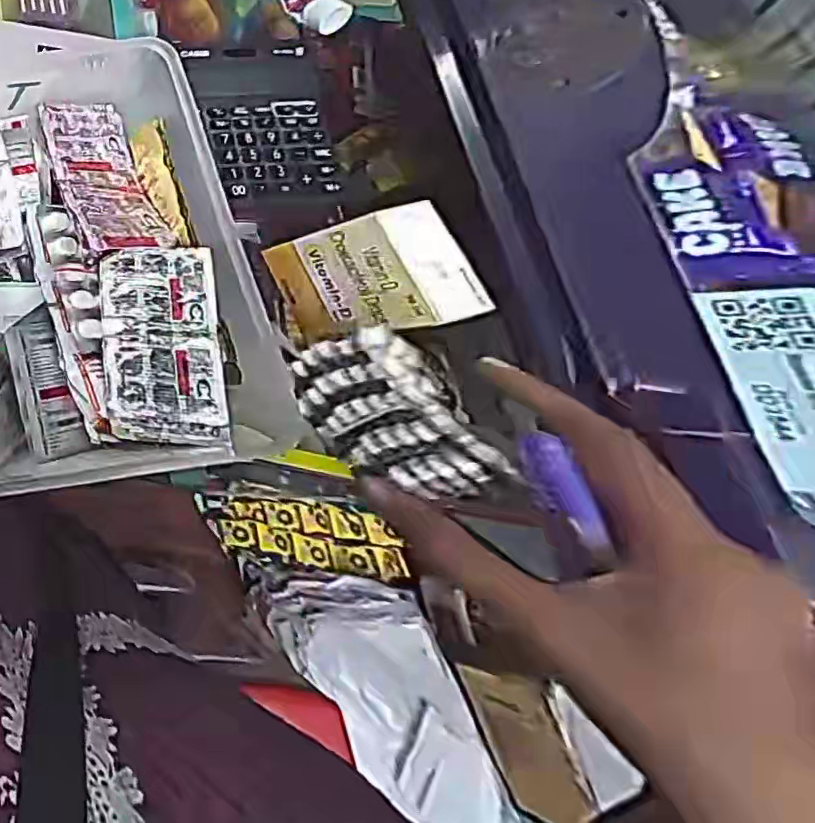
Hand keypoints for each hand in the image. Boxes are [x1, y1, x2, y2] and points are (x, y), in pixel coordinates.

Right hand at [361, 360, 814, 822]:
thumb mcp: (540, 623)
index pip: (607, 445)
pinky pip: (680, 561)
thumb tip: (379, 492)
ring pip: (656, 528)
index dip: (546, 400)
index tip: (495, 372)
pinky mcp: (769, 620)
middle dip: (563, 471)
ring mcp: (762, 592)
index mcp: (686, 547)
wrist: (772, 806)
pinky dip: (626, 555)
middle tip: (503, 471)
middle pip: (630, 486)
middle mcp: (737, 557)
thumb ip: (456, 554)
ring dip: (593, 521)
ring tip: (549, 545)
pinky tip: (604, 591)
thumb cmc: (653, 705)